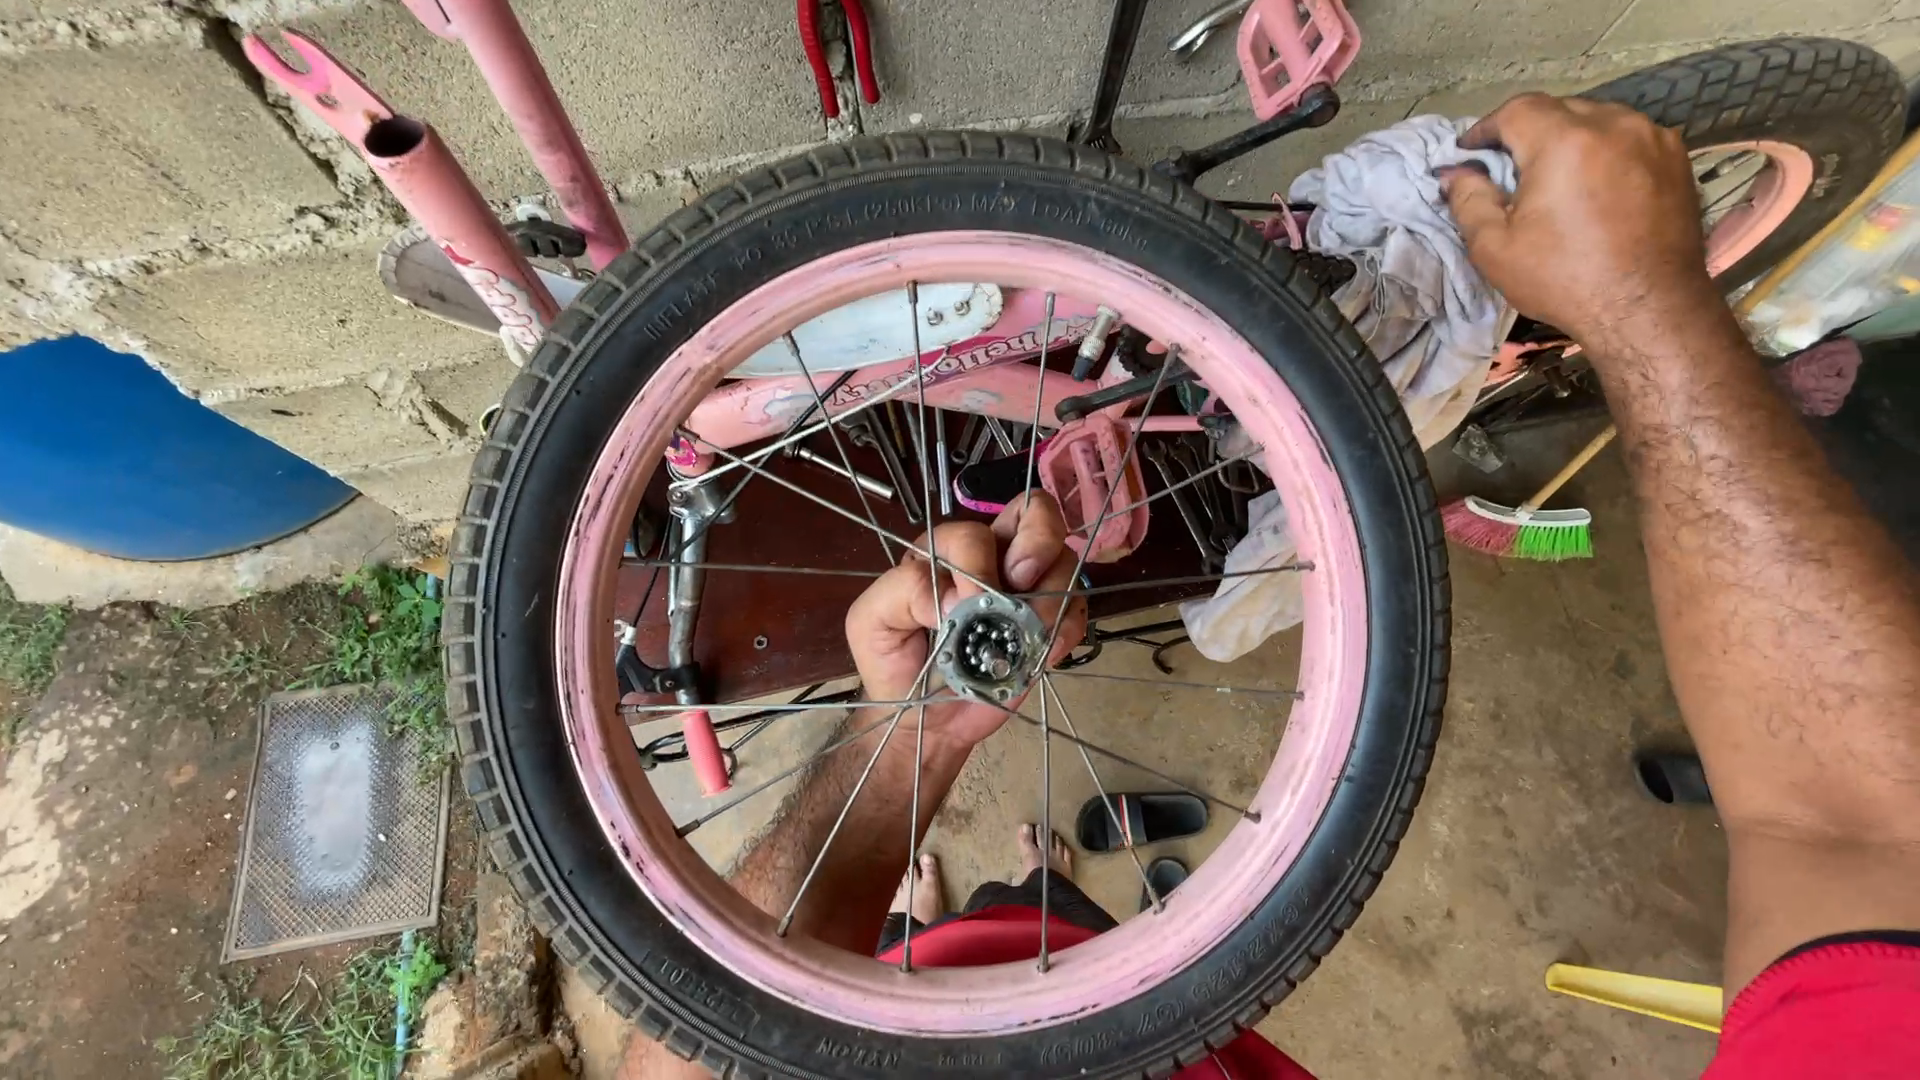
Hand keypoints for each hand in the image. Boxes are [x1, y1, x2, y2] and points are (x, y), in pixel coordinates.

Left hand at [844, 492, 1086, 755]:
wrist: (925, 723)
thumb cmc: (893, 666)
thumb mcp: (871, 622)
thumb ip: (903, 591)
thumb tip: (959, 596)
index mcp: (946, 552)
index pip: (974, 533)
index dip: (977, 564)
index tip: (966, 607)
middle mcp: (991, 560)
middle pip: (1035, 513)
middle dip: (1038, 541)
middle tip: (1019, 583)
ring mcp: (1025, 591)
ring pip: (1064, 560)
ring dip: (1050, 595)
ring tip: (1026, 633)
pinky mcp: (1048, 625)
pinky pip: (1075, 610)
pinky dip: (1065, 629)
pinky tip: (1040, 654)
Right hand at [1440, 93, 1719, 352]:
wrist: (1644, 304)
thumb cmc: (1559, 276)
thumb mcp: (1493, 246)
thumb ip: (1469, 200)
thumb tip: (1454, 174)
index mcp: (1563, 142)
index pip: (1518, 109)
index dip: (1486, 127)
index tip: (1468, 151)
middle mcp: (1614, 125)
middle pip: (1559, 110)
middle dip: (1525, 133)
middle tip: (1503, 168)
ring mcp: (1652, 137)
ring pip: (1597, 121)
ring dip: (1565, 140)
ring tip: (1548, 178)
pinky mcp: (1676, 157)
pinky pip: (1627, 138)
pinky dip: (1600, 151)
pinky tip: (1589, 186)